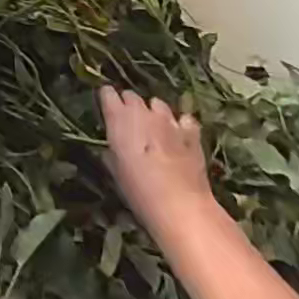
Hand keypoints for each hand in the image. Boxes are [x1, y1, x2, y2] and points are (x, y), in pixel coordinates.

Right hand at [99, 86, 214, 237]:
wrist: (180, 205)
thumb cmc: (138, 189)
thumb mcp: (115, 170)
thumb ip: (111, 151)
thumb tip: (110, 149)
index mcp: (118, 116)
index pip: (107, 93)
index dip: (107, 100)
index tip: (107, 110)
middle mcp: (141, 111)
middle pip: (131, 96)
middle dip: (129, 105)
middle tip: (129, 124)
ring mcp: (168, 120)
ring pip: (157, 103)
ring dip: (154, 112)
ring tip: (155, 128)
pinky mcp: (191, 133)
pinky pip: (185, 120)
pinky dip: (181, 125)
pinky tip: (180, 136)